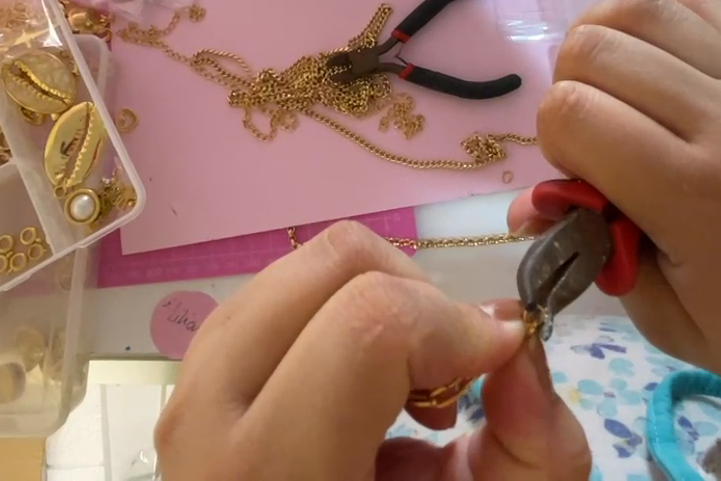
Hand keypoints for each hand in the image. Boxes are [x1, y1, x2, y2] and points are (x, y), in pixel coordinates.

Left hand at [157, 221, 590, 480]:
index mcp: (272, 472)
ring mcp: (188, 386)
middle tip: (453, 368)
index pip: (366, 326)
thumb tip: (518, 337)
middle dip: (416, 294)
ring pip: (299, 265)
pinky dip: (335, 314)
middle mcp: (207, 414)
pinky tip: (361, 390)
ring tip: (409, 385)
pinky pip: (272, 297)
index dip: (451, 323)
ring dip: (376, 299)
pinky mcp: (190, 374)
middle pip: (331, 261)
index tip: (498, 359)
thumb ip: (532, 455)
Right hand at [510, 0, 720, 401]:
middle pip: (591, 48)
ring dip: (598, 43)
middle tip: (597, 140)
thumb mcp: (678, 325)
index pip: (572, 114)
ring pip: (637, 8)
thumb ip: (593, 255)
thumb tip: (527, 206)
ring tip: (612, 91)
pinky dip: (651, 19)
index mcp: (696, 195)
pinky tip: (653, 63)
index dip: (553, 144)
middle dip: (567, 90)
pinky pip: (693, 2)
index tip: (584, 181)